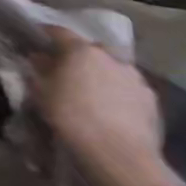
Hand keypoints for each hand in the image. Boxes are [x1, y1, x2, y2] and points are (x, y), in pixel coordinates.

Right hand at [30, 27, 180, 185]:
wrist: (118, 152)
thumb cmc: (70, 117)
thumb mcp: (41, 93)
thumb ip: (39, 70)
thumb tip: (38, 57)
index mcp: (83, 52)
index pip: (60, 32)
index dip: (45, 32)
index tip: (34, 37)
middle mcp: (113, 58)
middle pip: (91, 49)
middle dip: (77, 55)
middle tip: (63, 67)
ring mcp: (136, 78)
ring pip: (112, 68)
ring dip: (98, 73)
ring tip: (87, 90)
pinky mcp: (151, 99)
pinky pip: (127, 87)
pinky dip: (115, 91)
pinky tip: (106, 107)